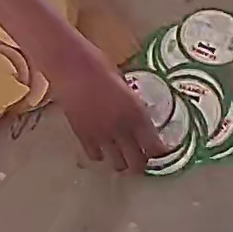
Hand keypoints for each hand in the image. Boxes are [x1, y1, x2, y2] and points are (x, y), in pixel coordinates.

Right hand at [40, 32, 168, 171]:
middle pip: (137, 163)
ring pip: (117, 164)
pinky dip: (101, 154)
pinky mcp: (83, 136)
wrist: (72, 67)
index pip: (154, 147)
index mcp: (137, 113)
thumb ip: (134, 106)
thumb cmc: (100, 66)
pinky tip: (102, 147)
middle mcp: (122, 129)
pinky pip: (95, 156)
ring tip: (123, 155)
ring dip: (122, 162)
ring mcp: (102, 135)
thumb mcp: (127, 87)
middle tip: (142, 158)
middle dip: (142, 163)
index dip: (160, 154)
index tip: (161, 153)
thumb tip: (140, 118)